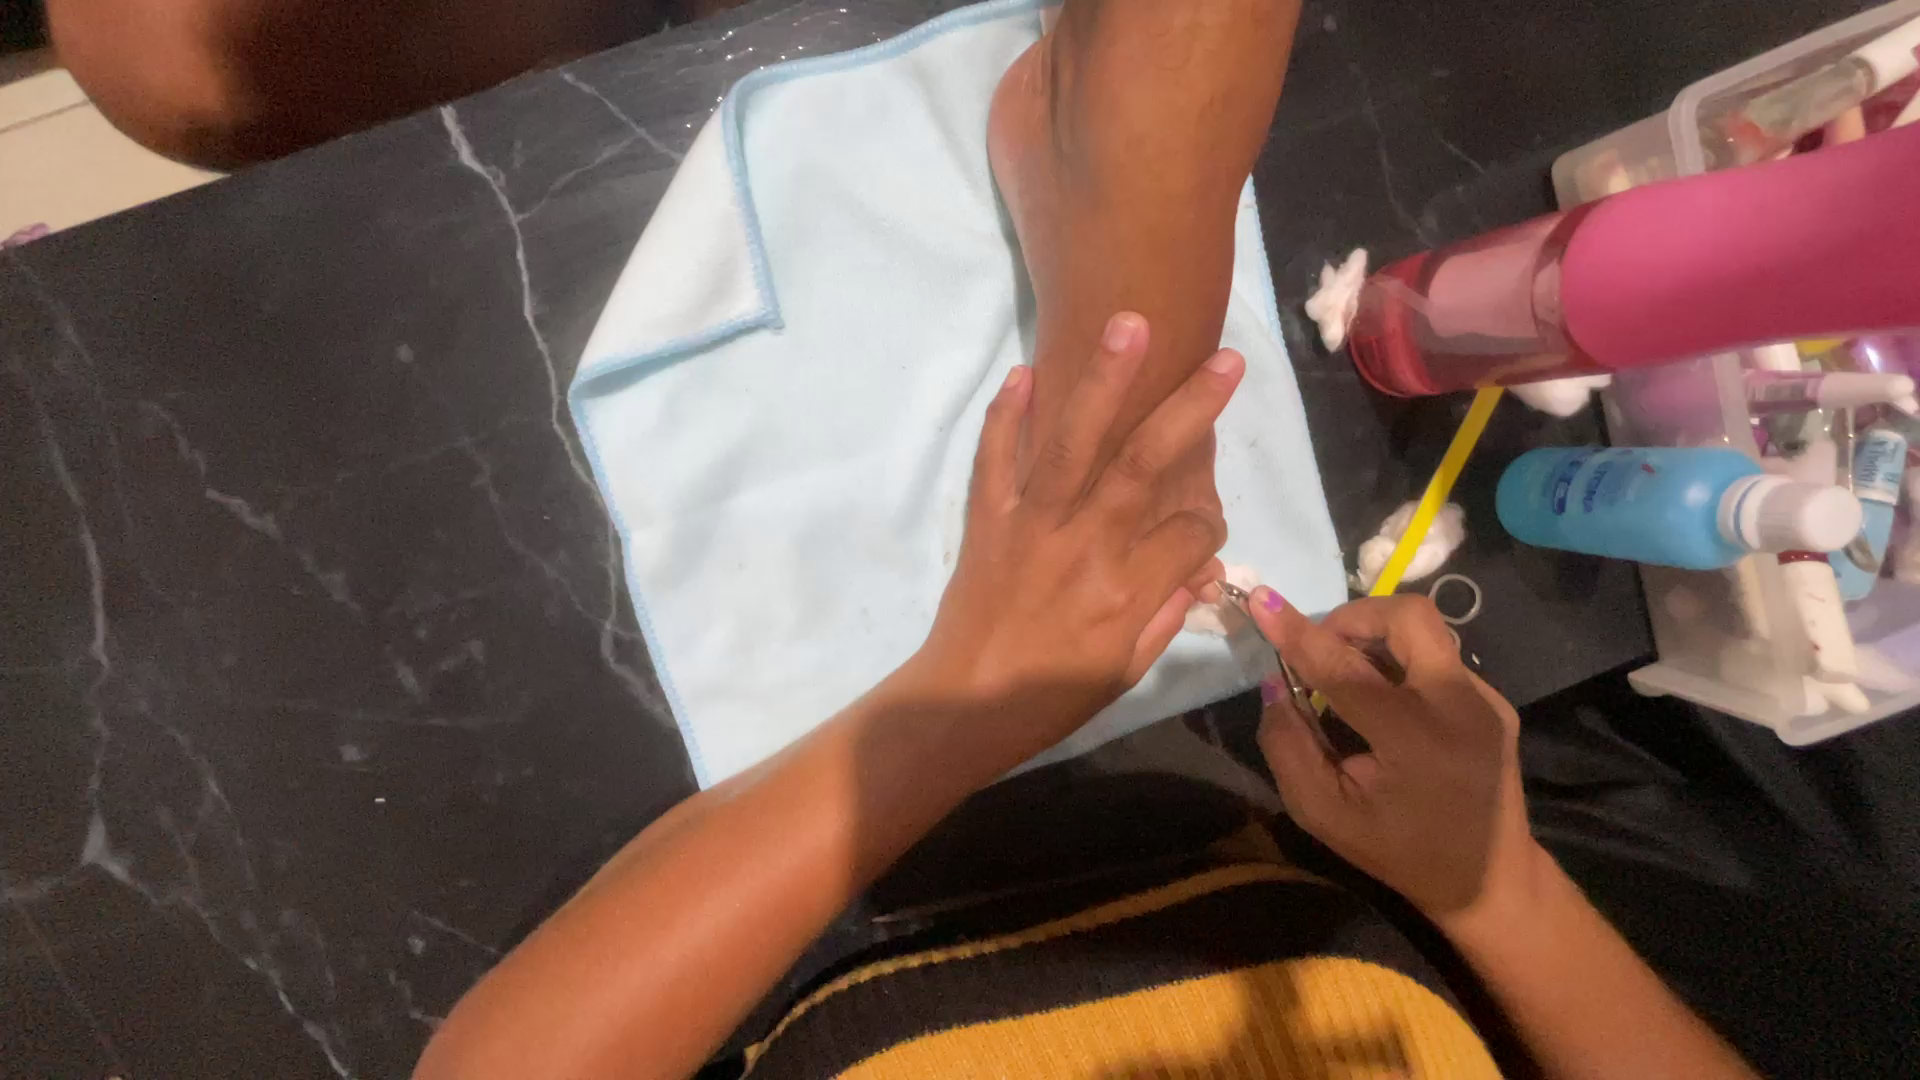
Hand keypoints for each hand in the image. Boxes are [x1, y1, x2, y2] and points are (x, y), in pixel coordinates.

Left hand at [911, 312, 1241, 762]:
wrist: (962, 705)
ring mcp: (1030, 526)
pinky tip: (1023, 373)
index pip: (1192, 532)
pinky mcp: (986, 521)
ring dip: (1102, 383)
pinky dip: (1005, 417)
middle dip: (1190, 409)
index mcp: (1128, 592)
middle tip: (1223, 359)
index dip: (1208, 527)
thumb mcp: (1126, 672)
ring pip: (1071, 446)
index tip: (1200, 531)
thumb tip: (1198, 573)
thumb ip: (1166, 615)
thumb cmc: (1049, 699)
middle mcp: (1085, 546)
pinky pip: (994, 460)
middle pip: (1146, 465)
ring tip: (1127, 325)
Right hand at [1245, 591, 1545, 927]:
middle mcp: (1460, 706)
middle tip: (1322, 647)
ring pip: (1422, 629)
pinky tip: (1380, 700)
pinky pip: (1433, 654)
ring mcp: (1484, 699)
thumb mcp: (1323, 813)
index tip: (1262, 600)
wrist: (1492, 881)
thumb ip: (1288, 745)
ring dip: (1372, 636)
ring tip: (1346, 675)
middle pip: (1408, 617)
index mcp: (1416, 741)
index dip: (1296, 632)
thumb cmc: (1399, 850)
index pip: (1344, 668)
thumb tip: (1276, 683)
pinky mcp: (1492, 700)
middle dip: (1353, 617)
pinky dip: (1394, 659)